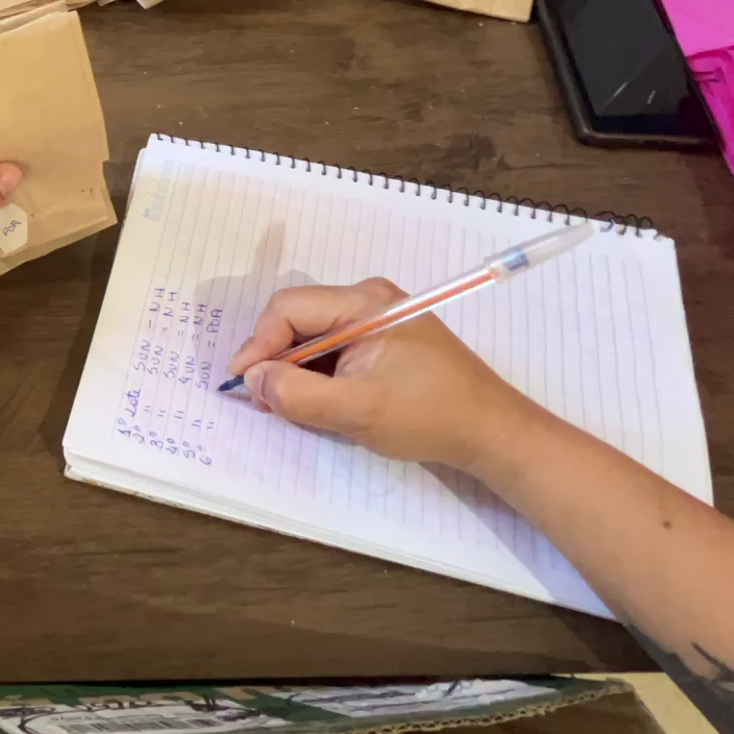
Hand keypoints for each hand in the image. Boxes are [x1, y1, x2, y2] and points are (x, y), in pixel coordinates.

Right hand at [226, 280, 553, 474]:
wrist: (493, 433)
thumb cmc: (427, 417)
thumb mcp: (355, 410)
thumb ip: (296, 394)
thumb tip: (252, 379)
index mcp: (364, 303)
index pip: (289, 309)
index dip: (258, 343)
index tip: (240, 381)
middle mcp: (367, 299)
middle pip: (297, 319)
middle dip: (273, 357)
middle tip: (259, 396)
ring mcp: (375, 318)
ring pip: (311, 335)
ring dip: (291, 367)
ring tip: (282, 402)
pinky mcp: (380, 339)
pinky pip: (330, 347)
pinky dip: (312, 372)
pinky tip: (310, 398)